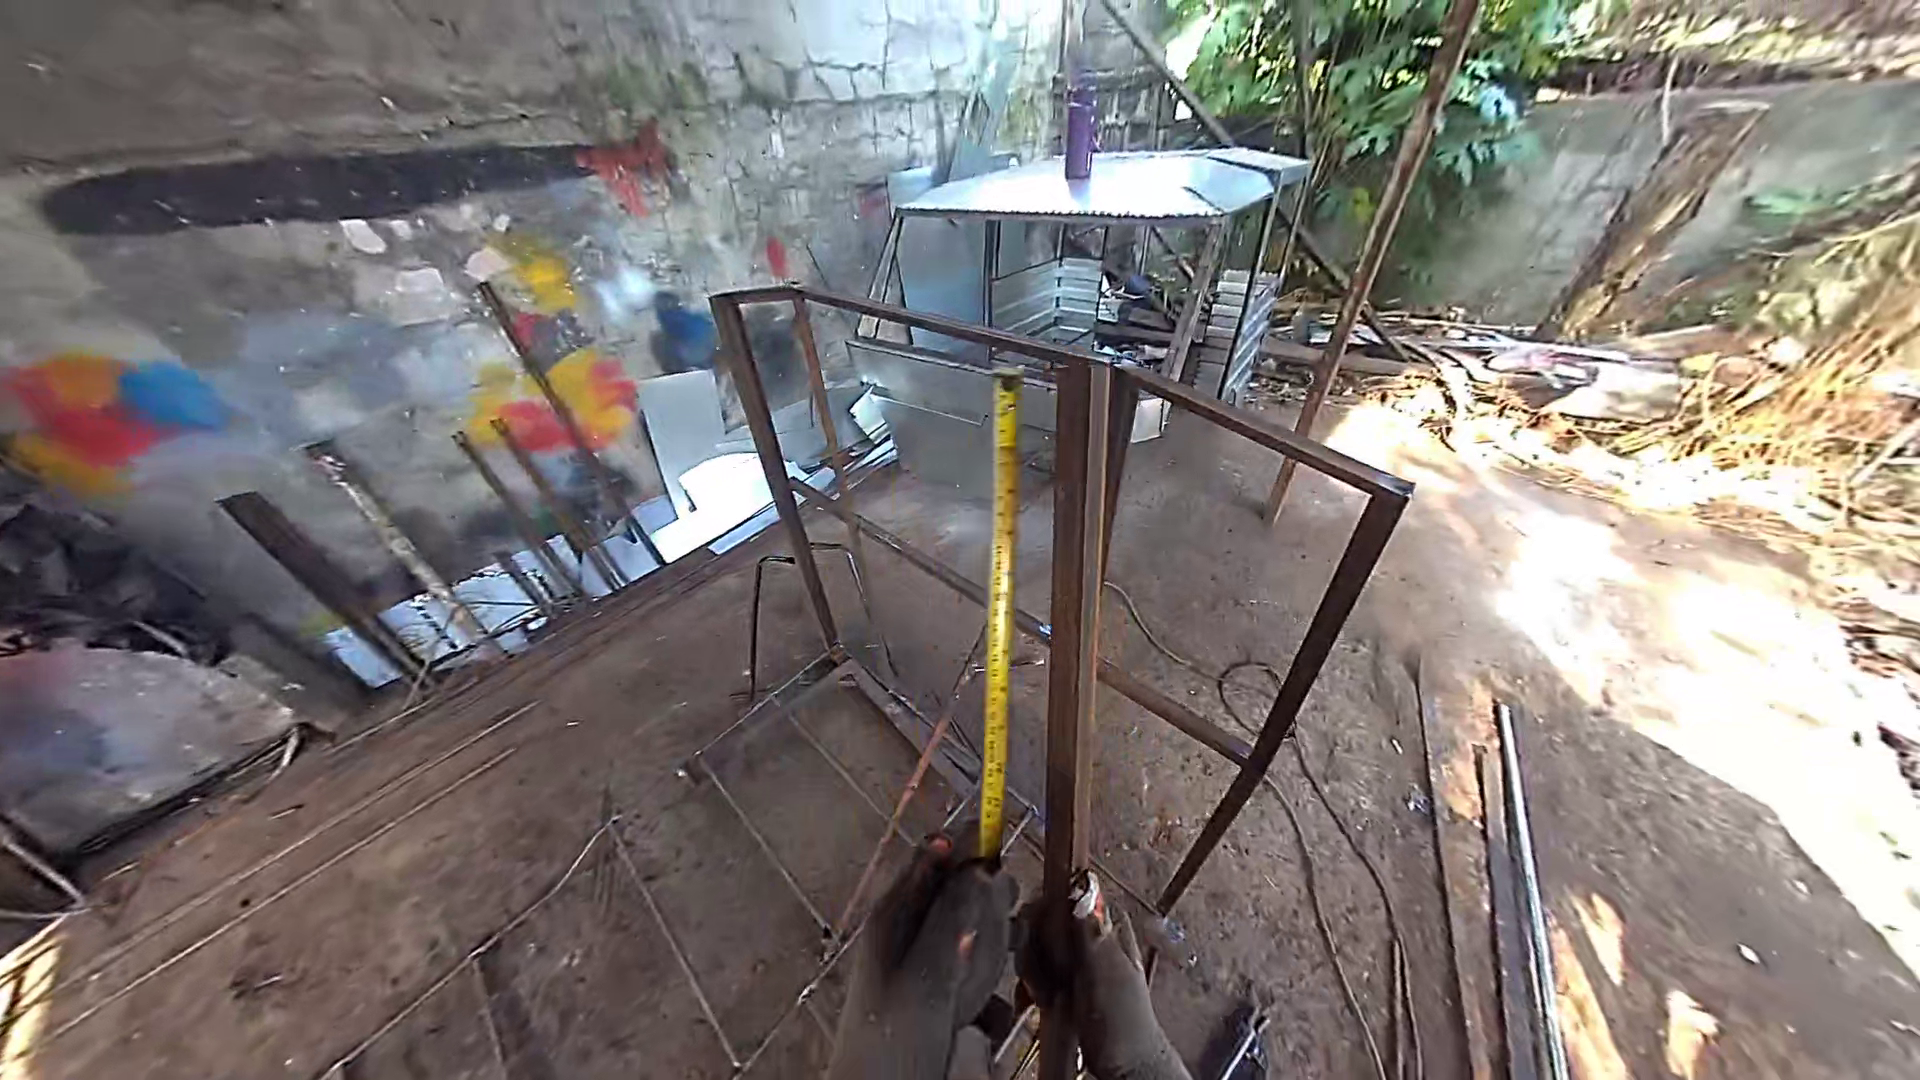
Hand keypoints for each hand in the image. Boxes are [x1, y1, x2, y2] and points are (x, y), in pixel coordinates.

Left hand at [827, 834, 1017, 1079]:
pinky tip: (994, 1009)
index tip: (1001, 849)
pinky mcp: (940, 995)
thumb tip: (983, 867)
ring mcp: (925, 962)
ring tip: (1008, 956)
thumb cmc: (893, 1042)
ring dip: (994, 938)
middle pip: (958, 887)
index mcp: (896, 911)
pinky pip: (974, 969)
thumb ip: (953, 916)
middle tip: (1008, 914)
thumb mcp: (926, 974)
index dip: (967, 844)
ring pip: (971, 926)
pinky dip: (990, 978)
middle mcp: (910, 928)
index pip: (933, 853)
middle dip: (988, 897)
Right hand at [1017, 874, 1190, 1079]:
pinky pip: (1038, 969)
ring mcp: (1077, 959)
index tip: (1034, 931)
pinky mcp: (1065, 982)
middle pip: (1047, 918)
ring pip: (1039, 943)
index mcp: (1107, 924)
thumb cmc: (1124, 1024)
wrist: (1125, 1074)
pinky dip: (1031, 983)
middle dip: (1035, 945)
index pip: (1066, 894)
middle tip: (1039, 975)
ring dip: (1032, 968)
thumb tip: (1084, 885)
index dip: (1046, 909)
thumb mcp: (1110, 976)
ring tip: (1040, 995)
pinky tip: (1034, 1001)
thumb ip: (1093, 933)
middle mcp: (1090, 934)